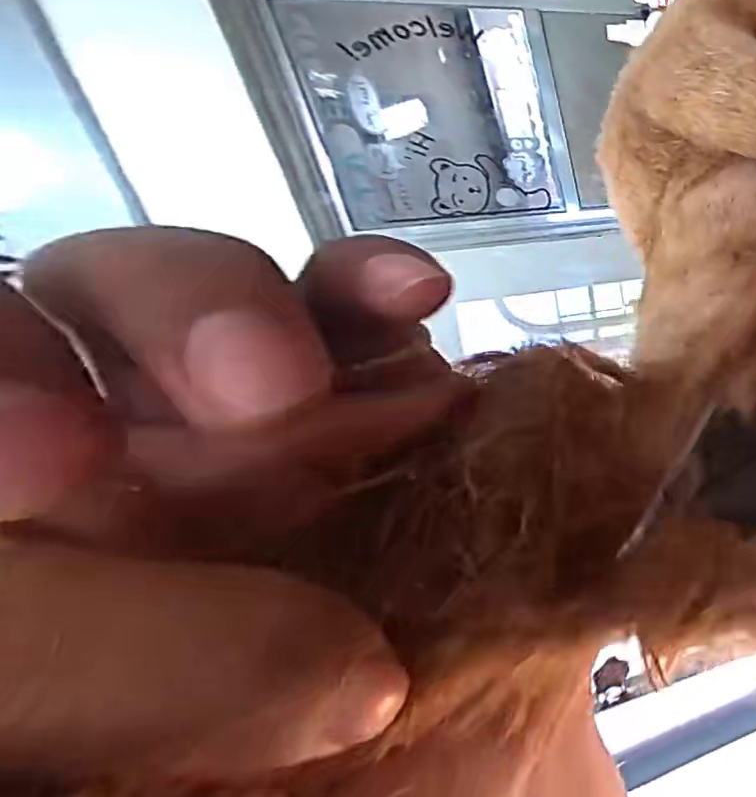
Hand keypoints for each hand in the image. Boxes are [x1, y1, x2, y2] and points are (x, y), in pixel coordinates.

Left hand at [0, 228, 618, 792]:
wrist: (442, 748)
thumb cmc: (293, 790)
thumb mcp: (154, 777)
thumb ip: (139, 693)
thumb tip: (322, 675)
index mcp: (3, 572)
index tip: (50, 474)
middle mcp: (84, 474)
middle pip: (2, 332)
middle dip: (75, 355)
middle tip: (204, 421)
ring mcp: (243, 414)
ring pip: (167, 283)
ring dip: (223, 305)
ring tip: (296, 388)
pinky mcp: (379, 382)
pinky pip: (353, 296)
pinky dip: (377, 279)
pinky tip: (420, 295)